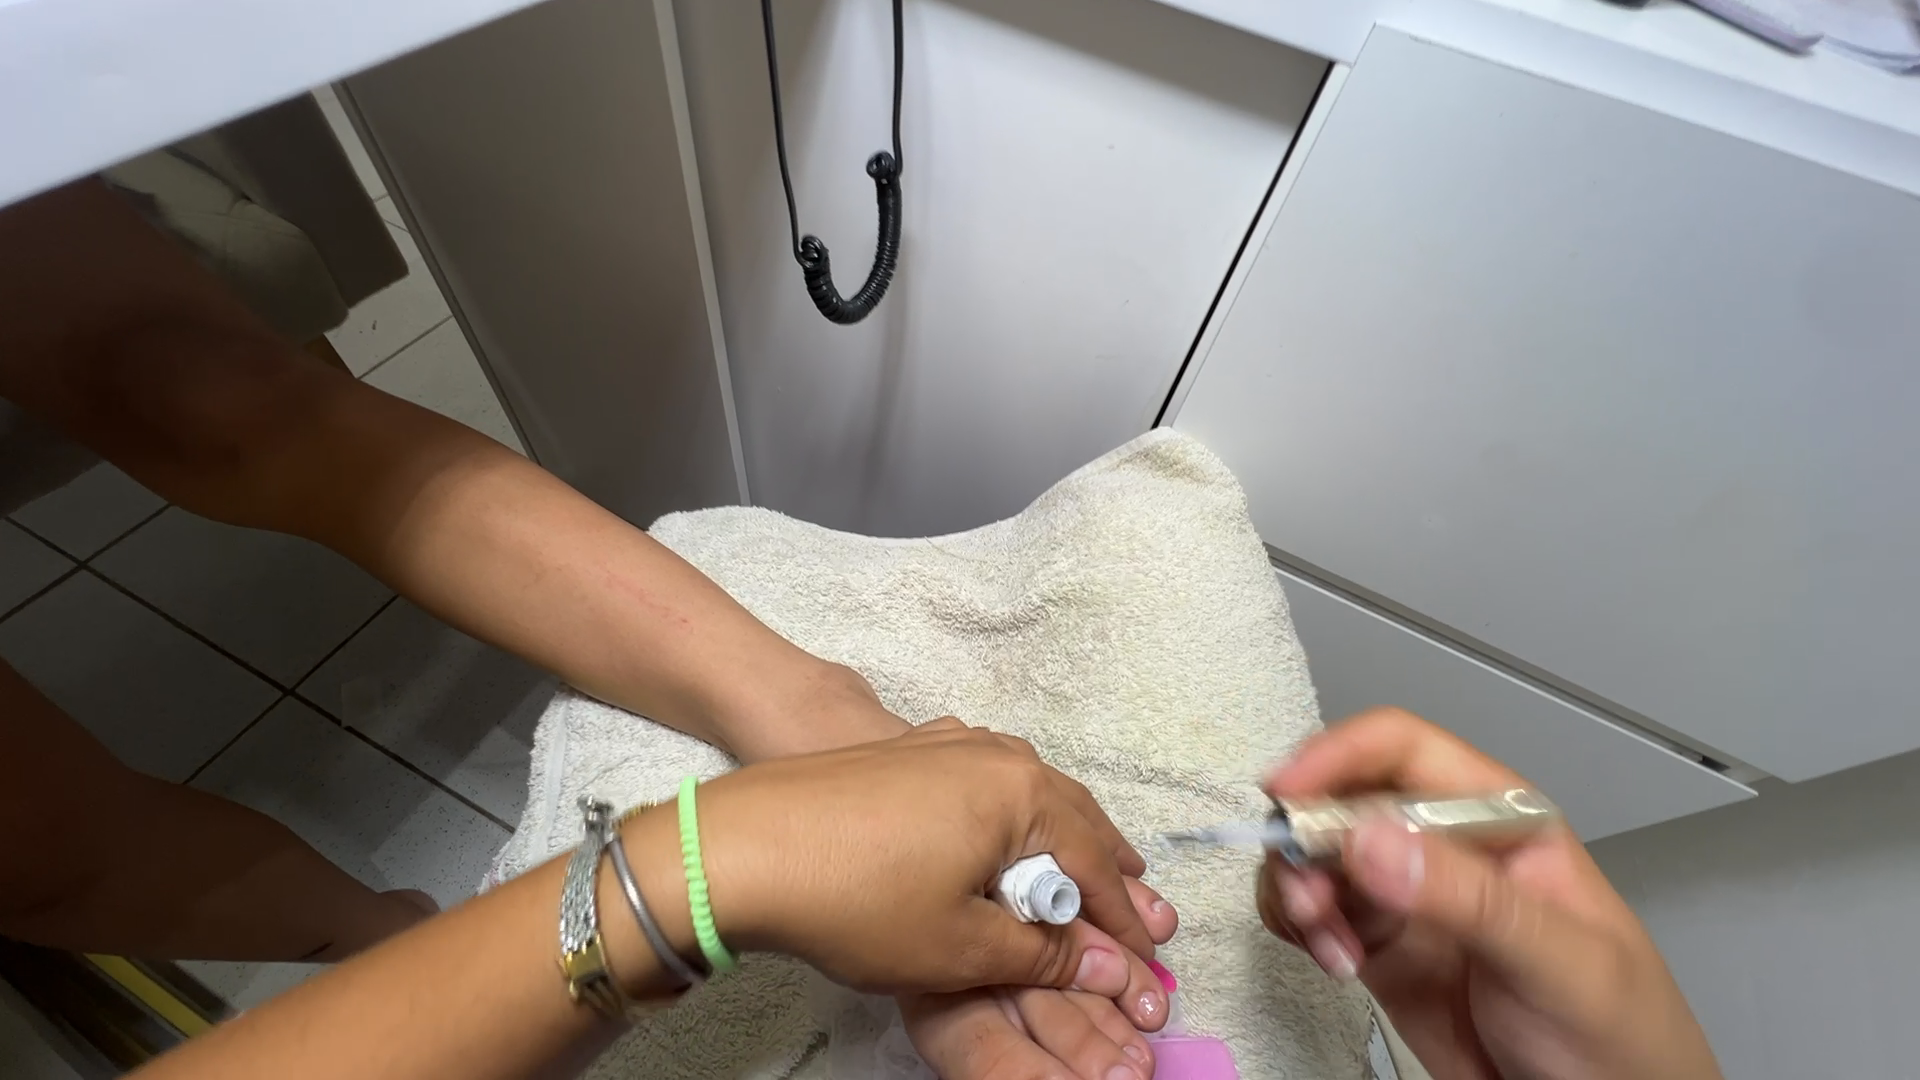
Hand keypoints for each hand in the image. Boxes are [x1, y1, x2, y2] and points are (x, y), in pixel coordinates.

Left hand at [737, 674, 1180, 1079]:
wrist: (750, 841)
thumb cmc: (863, 898)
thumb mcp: (962, 944)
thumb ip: (1045, 953)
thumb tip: (1112, 964)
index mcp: (1021, 793)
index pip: (1095, 866)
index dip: (1126, 922)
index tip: (1152, 963)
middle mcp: (997, 753)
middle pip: (1073, 814)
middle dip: (1107, 867)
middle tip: (1141, 908)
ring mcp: (952, 741)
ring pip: (1031, 790)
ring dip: (1061, 833)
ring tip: (1083, 868)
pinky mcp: (915, 747)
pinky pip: (987, 778)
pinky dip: (1013, 812)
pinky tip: (1009, 826)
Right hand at [1255, 709, 1721, 1079]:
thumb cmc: (1621, 1041)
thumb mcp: (1563, 966)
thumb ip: (1471, 898)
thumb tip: (1367, 839)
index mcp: (1490, 815)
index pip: (1399, 748)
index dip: (1337, 753)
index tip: (1288, 791)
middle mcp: (1432, 837)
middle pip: (1335, 795)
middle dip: (1304, 837)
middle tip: (1306, 894)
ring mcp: (1396, 885)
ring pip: (1308, 848)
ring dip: (1294, 885)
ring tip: (1324, 940)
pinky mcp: (1369, 932)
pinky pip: (1303, 900)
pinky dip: (1294, 921)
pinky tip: (1330, 958)